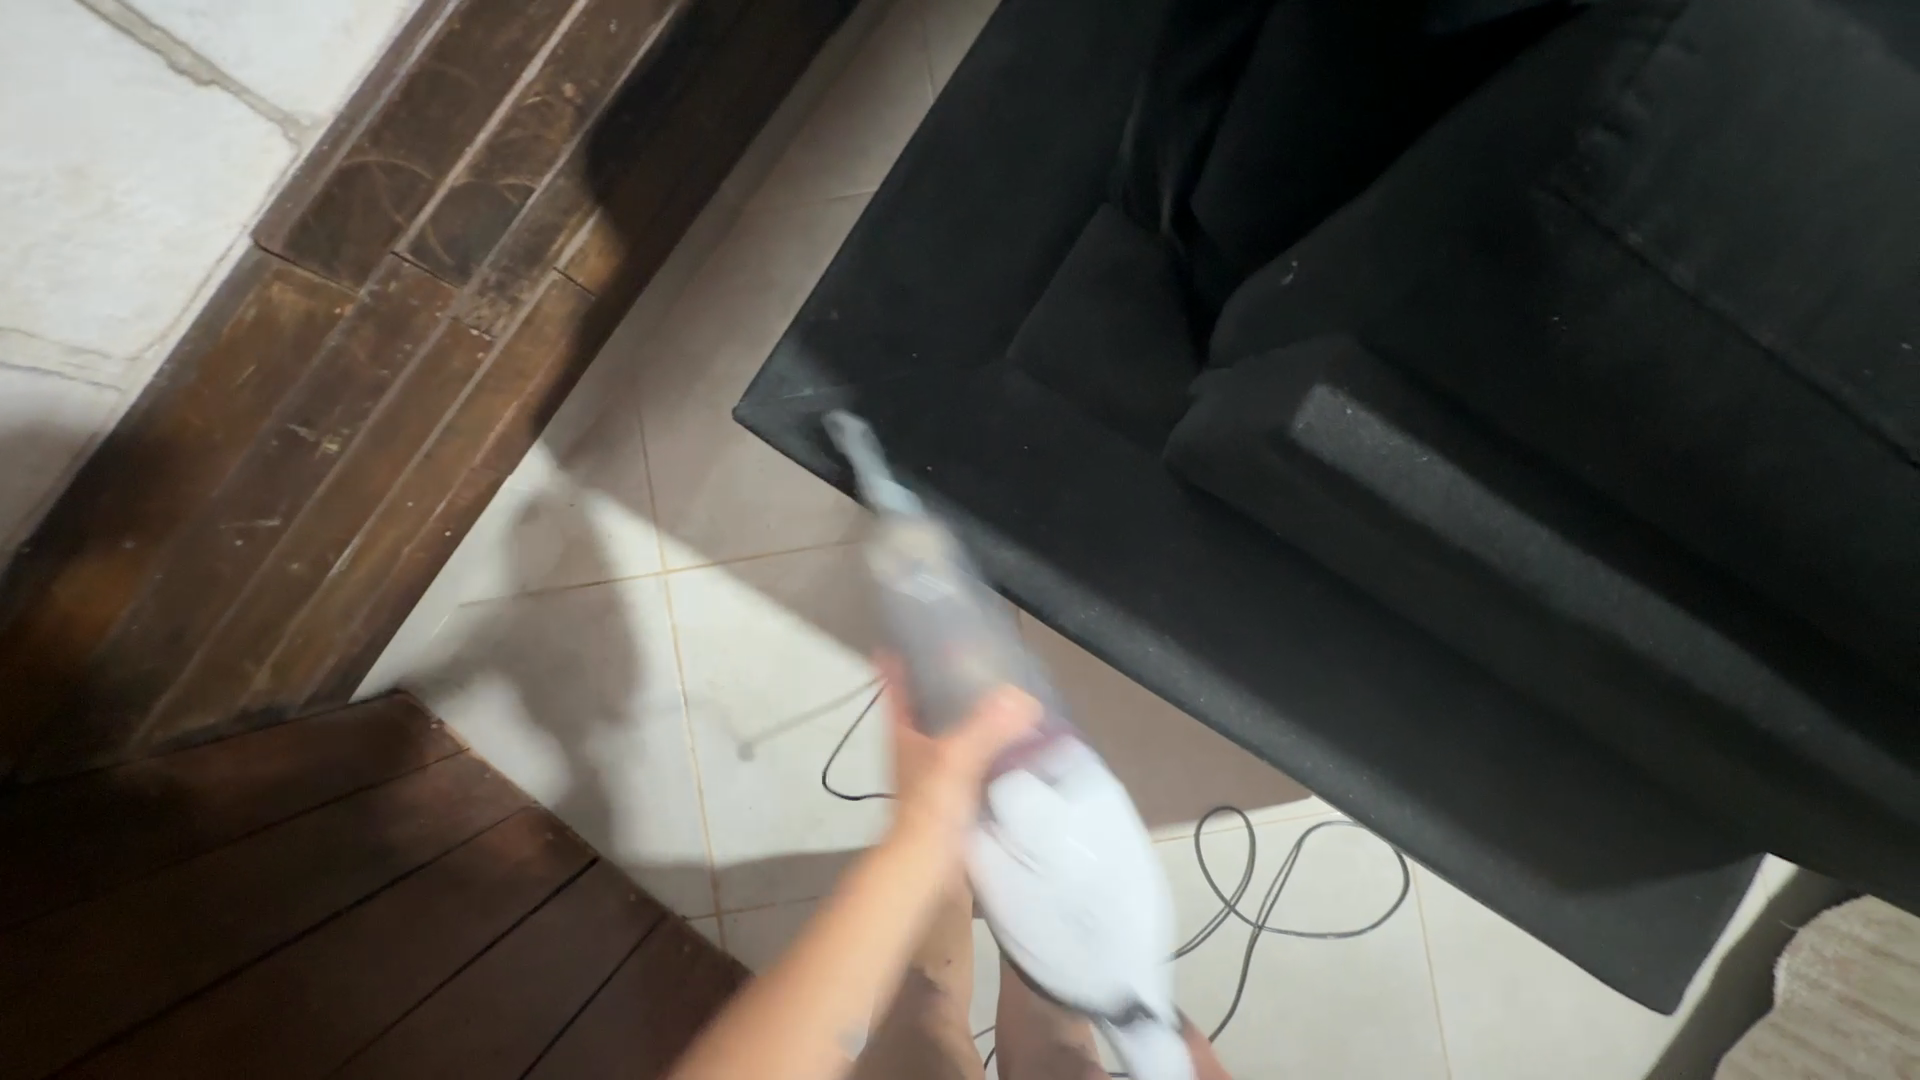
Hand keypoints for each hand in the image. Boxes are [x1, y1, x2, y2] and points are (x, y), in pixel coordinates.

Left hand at [878, 655, 1041, 863]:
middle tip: (965, 665)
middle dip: (938, 688)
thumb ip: (987, 728)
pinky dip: (984, 752)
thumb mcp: (957, 760)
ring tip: (995, 700)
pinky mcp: (949, 800)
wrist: (923, 872)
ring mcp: (929, 776)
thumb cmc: (929, 810)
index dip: (895, 664)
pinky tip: (1010, 748)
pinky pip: (968, 764)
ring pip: (945, 736)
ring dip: (965, 720)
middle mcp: (911, 751)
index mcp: (902, 734)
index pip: (895, 688)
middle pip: (921, 709)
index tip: (900, 640)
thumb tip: (1021, 698)